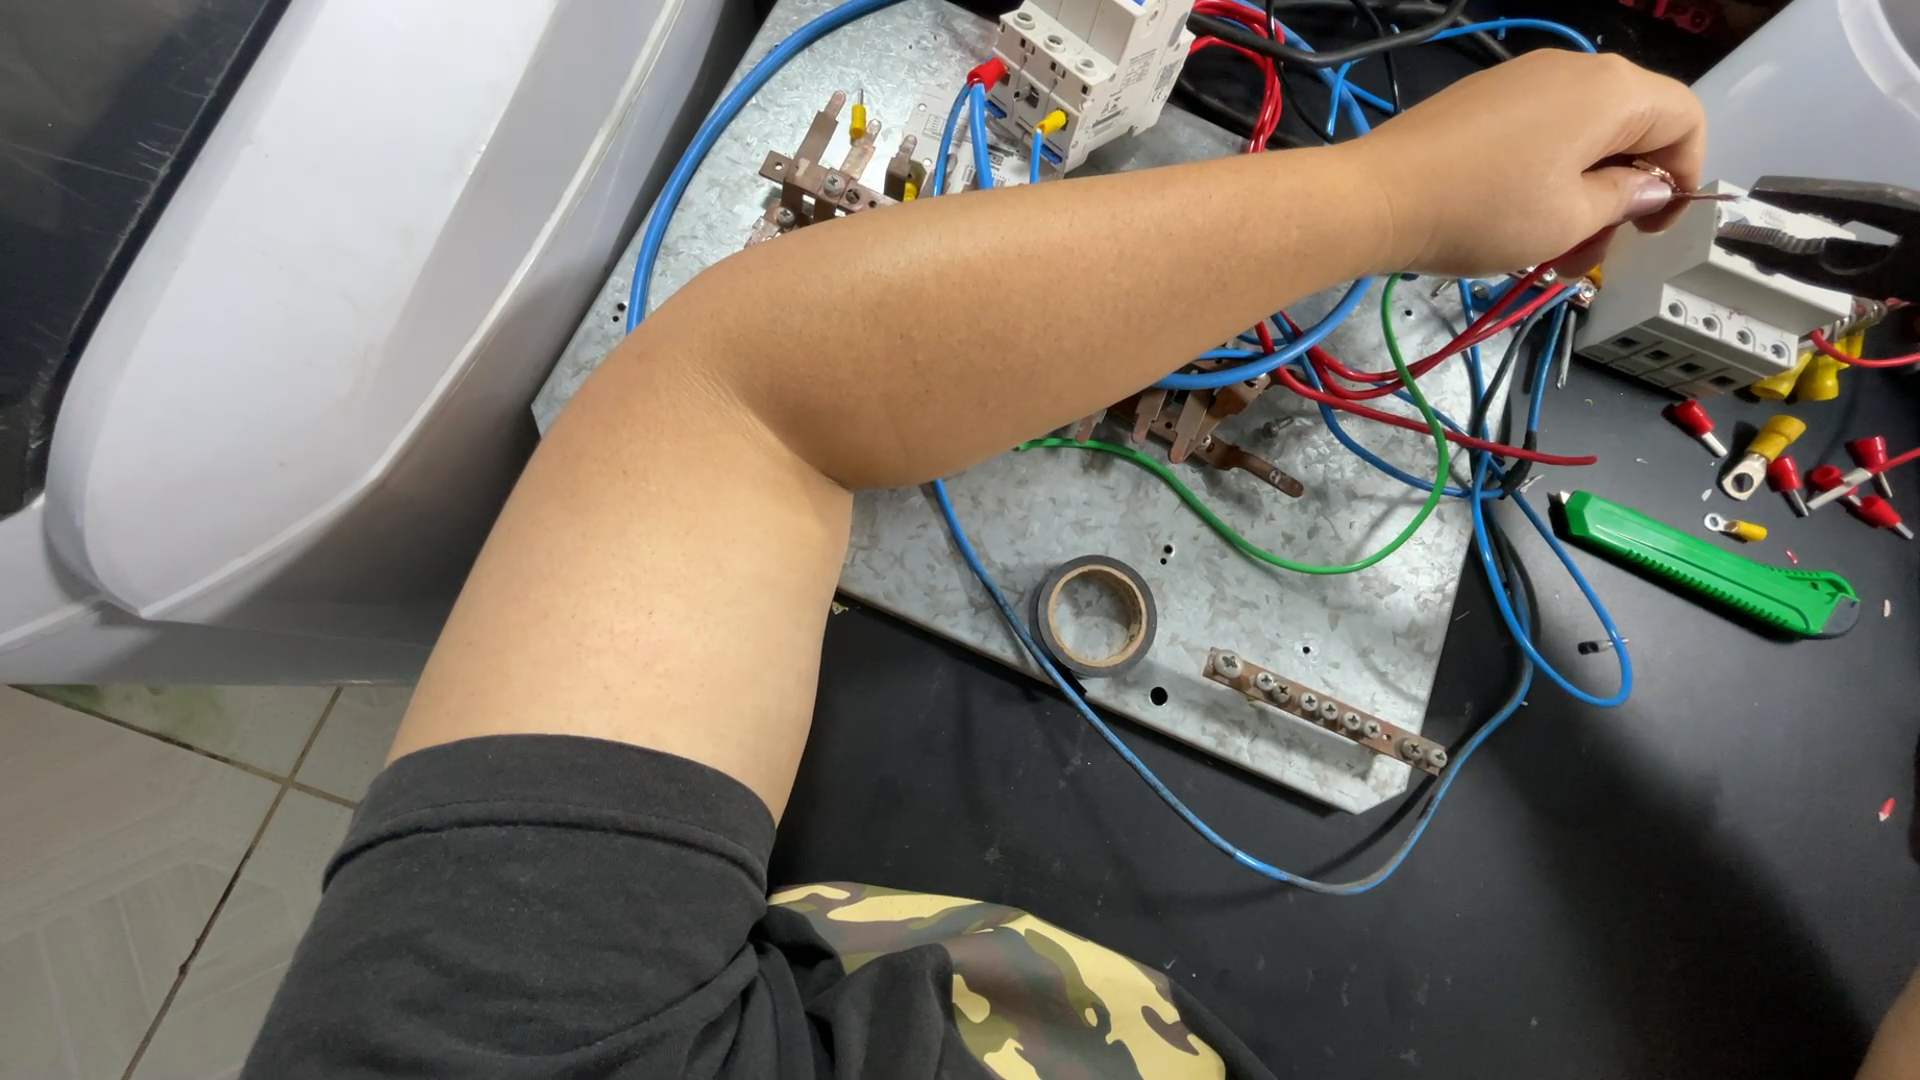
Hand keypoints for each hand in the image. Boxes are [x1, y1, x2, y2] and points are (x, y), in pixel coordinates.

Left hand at [1342, 49, 1706, 276]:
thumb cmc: (1476, 213)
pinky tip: (1501, 227)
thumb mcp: (1565, 221)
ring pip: (1569, 142)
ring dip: (1569, 200)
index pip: (1684, 119)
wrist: (1370, 200)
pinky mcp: (1469, 106)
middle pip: (1623, 131)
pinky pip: (1523, 141)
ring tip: (1540, 257)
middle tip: (1582, 260)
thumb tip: (1648, 186)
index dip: (1684, 175)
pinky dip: (1530, 182)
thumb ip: (1621, 201)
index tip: (1656, 227)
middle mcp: (1570, 71)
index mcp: (1613, 89)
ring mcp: (1513, 84)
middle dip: (1614, 200)